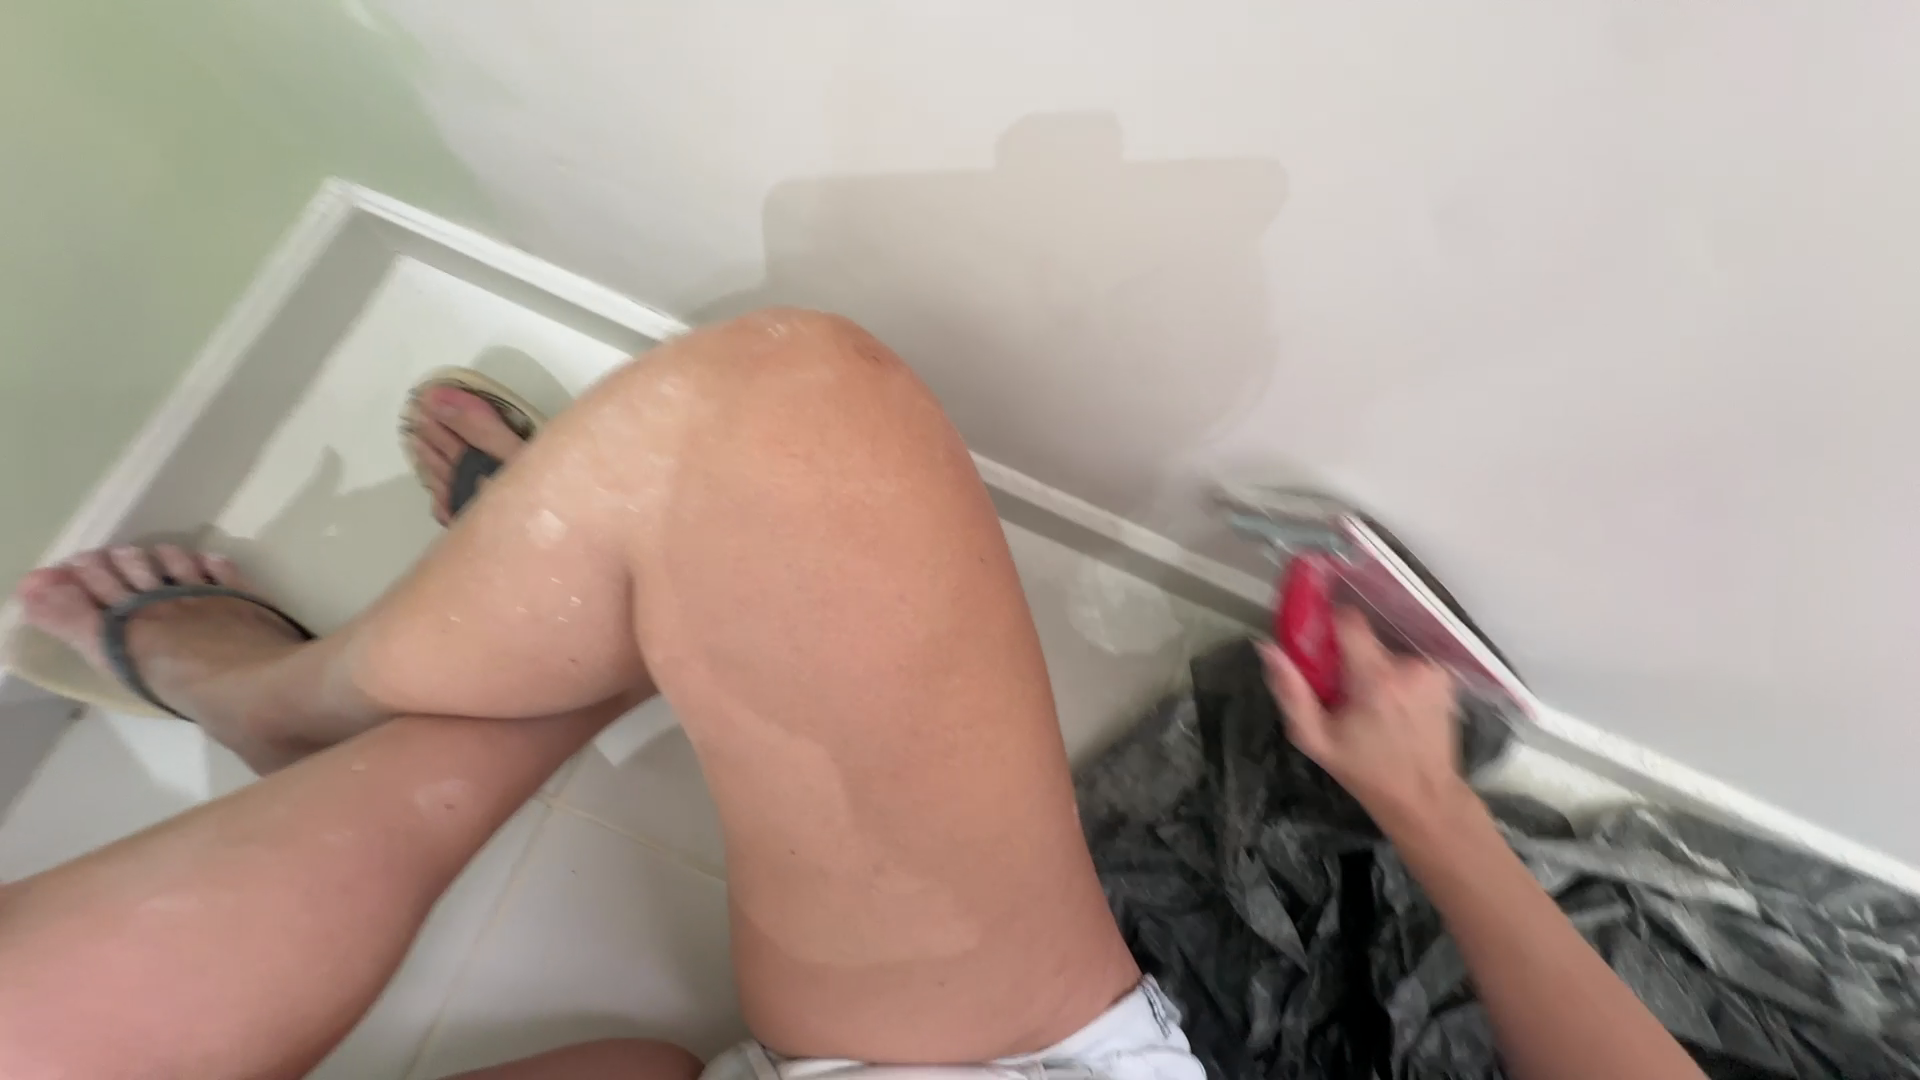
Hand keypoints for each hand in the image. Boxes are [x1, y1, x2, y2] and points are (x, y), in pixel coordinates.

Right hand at [1258, 609, 1472, 831]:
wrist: (1424, 797)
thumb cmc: (1363, 768)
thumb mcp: (1313, 738)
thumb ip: (1289, 690)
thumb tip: (1267, 647)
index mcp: (1374, 679)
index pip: (1350, 620)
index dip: (1330, 624)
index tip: (1318, 643)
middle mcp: (1409, 667)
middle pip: (1366, 640)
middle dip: (1350, 657)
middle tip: (1342, 690)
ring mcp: (1433, 672)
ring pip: (1387, 652)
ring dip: (1374, 668)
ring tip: (1369, 703)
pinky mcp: (1446, 679)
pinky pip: (1407, 663)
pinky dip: (1396, 677)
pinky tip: (1393, 706)